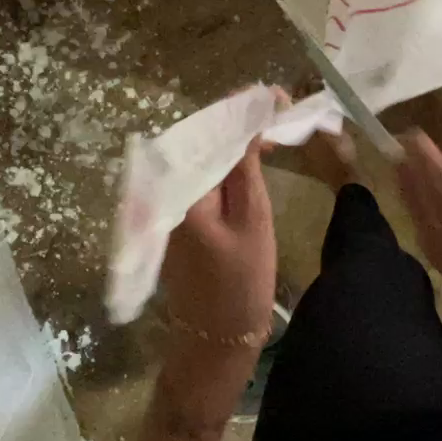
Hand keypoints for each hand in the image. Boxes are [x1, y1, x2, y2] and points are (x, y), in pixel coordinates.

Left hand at [153, 135, 276, 431]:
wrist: (213, 342)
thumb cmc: (239, 286)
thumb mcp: (253, 222)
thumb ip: (246, 167)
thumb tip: (247, 121)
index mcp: (181, 189)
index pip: (209, 131)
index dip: (241, 108)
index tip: (275, 97)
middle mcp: (165, 189)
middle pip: (199, 137)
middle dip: (236, 118)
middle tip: (276, 109)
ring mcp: (167, 202)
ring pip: (199, 153)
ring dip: (231, 136)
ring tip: (268, 126)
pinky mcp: (175, 214)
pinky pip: (198, 172)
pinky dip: (222, 159)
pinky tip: (247, 155)